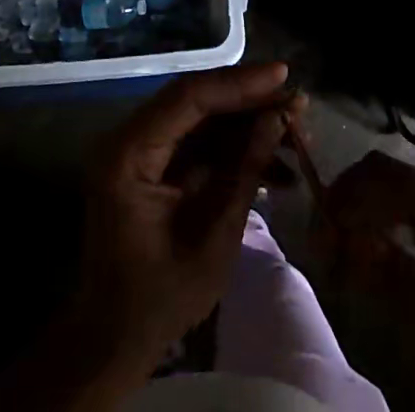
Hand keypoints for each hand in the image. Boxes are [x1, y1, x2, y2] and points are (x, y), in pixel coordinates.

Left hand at [77, 61, 296, 362]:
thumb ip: (245, 172)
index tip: (284, 76)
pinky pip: (200, 145)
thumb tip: (278, 119)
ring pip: (204, 121)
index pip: (188, 98)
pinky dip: (237, 153)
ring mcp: (141, 153)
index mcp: (128, 155)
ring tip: (300, 139)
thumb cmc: (159, 299)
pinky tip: (278, 172)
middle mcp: (129, 141)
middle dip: (252, 103)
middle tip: (299, 105)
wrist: (115, 338)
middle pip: (196, 102)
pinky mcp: (155, 167)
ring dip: (250, 129)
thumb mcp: (213, 238)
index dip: (239, 83)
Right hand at [321, 152, 414, 411]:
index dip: (353, 197)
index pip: (410, 185)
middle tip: (323, 263)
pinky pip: (407, 225)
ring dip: (358, 226)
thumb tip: (350, 234)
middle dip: (352, 212)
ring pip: (397, 199)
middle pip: (399, 184)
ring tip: (338, 273)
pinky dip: (375, 240)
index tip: (314, 240)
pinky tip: (364, 275)